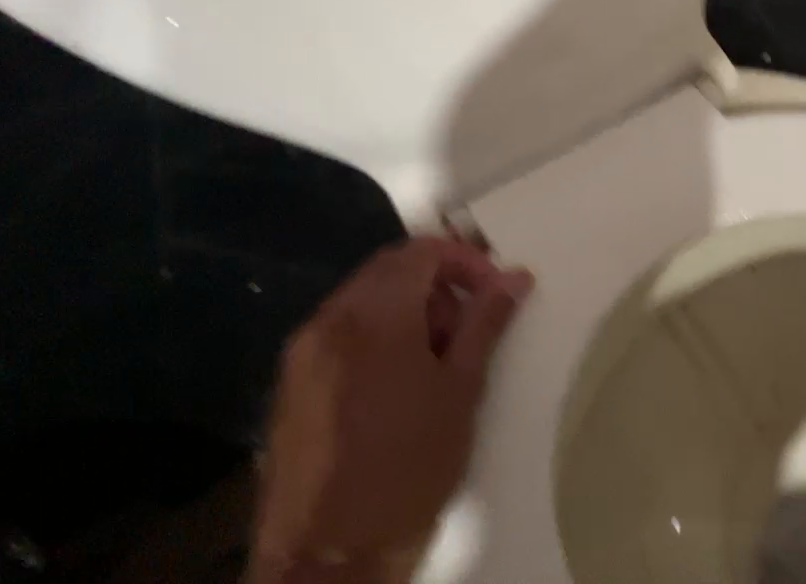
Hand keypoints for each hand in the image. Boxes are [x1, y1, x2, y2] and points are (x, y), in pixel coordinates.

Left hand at [249, 237, 533, 582]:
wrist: (329, 556)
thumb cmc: (409, 465)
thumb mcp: (461, 389)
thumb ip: (486, 323)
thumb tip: (514, 277)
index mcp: (373, 318)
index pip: (421, 252)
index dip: (465, 261)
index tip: (493, 292)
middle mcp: (329, 323)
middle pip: (388, 270)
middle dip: (437, 283)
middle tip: (470, 325)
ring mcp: (302, 355)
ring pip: (363, 300)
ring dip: (408, 309)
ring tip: (439, 357)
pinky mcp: (291, 386)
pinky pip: (341, 333)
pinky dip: (378, 335)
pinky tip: (401, 381)